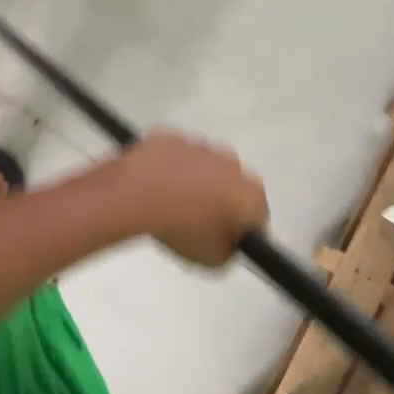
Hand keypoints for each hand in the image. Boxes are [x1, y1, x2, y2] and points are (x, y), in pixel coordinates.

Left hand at [113, 131, 268, 266]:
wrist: (135, 193)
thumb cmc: (182, 229)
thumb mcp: (216, 259)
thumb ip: (232, 247)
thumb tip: (229, 238)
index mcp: (250, 192)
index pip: (257, 214)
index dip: (242, 228)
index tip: (224, 237)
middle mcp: (230, 161)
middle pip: (232, 183)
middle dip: (220, 197)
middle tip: (197, 217)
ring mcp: (197, 143)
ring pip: (204, 163)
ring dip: (194, 177)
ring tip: (171, 198)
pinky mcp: (168, 134)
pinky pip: (175, 152)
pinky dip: (169, 163)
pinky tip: (154, 179)